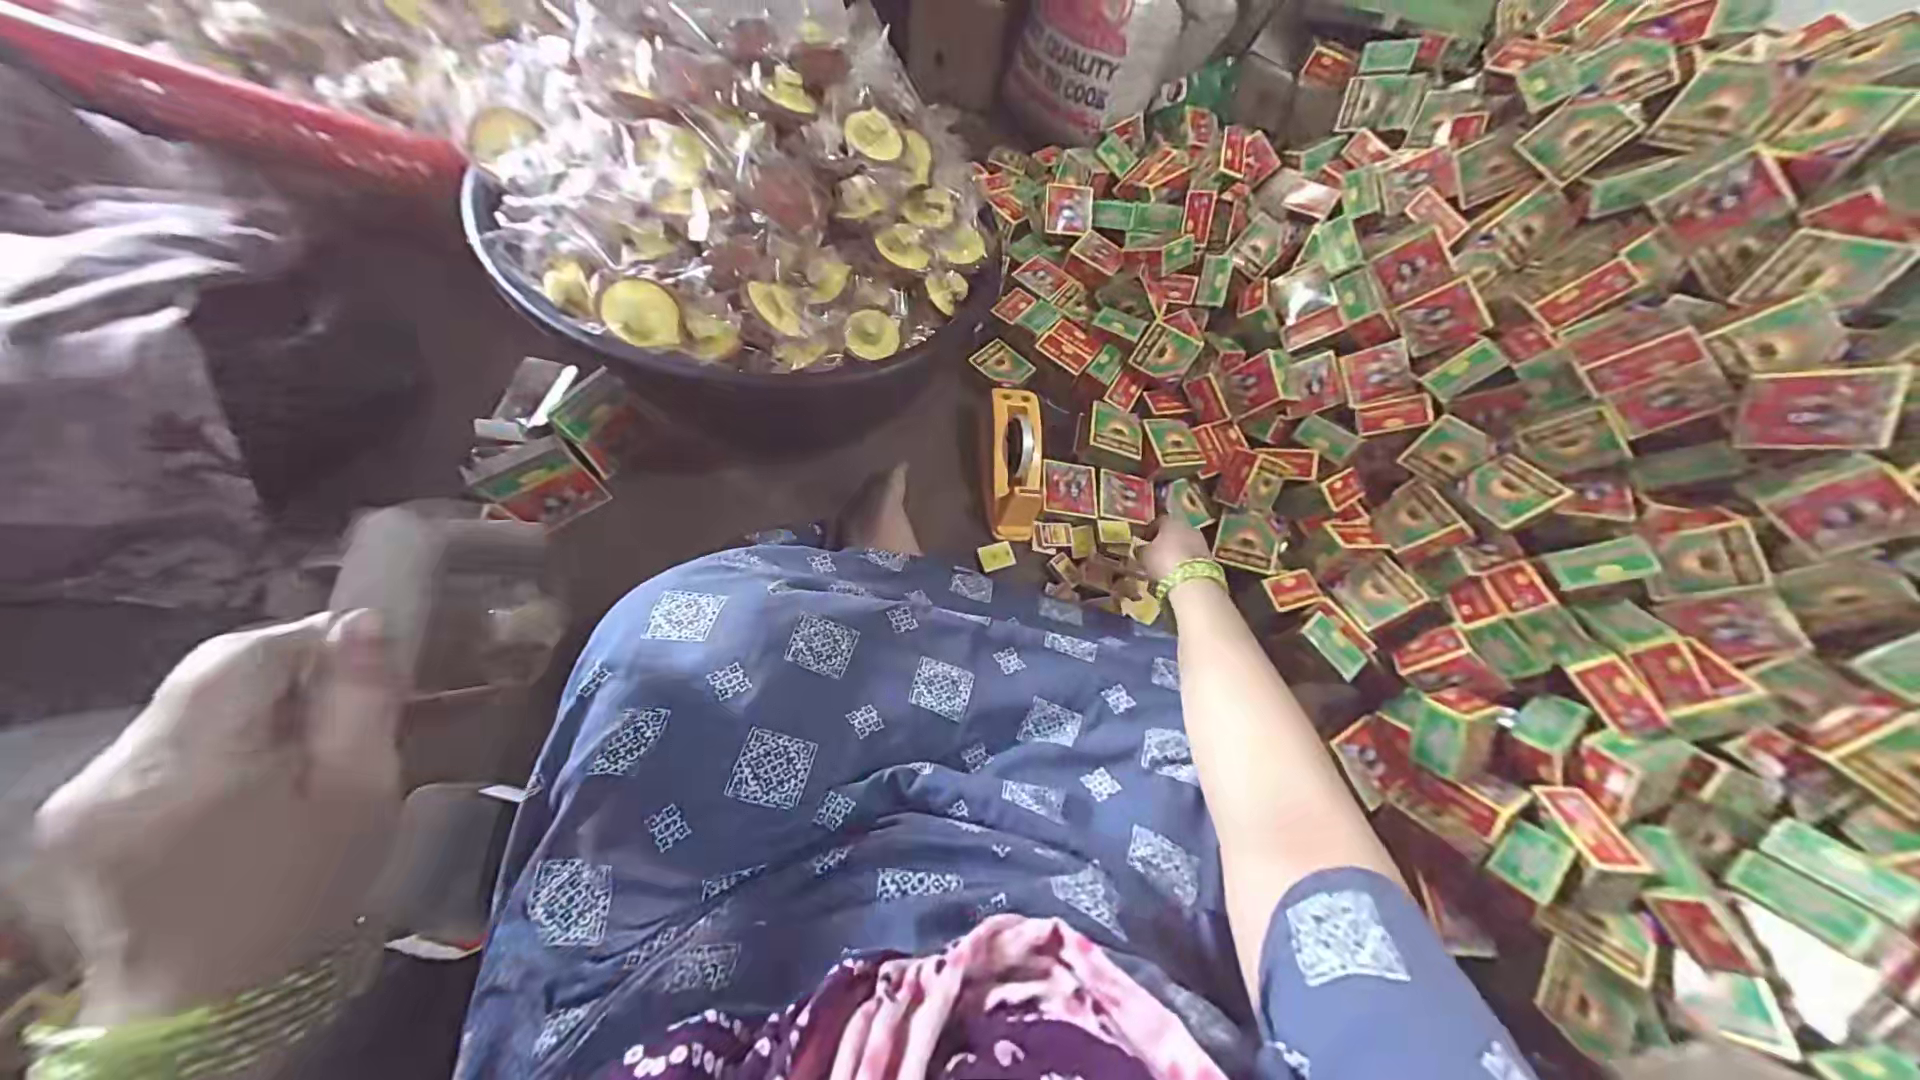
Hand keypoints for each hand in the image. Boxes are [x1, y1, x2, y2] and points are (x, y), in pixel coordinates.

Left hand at [34, 611, 402, 1025]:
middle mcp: (111, 771)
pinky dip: (223, 740)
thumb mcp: (361, 792)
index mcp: (184, 767)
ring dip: (256, 706)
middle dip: (286, 671)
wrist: (213, 1004)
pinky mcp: (75, 818)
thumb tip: (362, 621)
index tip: (368, 650)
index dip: (309, 637)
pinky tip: (261, 775)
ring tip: (314, 739)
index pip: (239, 654)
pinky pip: (164, 746)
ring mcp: (80, 797)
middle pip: (206, 677)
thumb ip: (361, 701)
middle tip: (353, 695)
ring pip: (186, 708)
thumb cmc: (308, 891)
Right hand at [1139, 516, 1213, 583]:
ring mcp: (1201, 541)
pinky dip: (1185, 560)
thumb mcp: (1144, 555)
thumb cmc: (1163, 561)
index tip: (1143, 539)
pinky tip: (1178, 570)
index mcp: (1171, 522)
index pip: (1159, 520)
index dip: (1150, 530)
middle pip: (1175, 531)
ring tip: (1166, 563)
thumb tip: (1142, 547)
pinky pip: (1193, 555)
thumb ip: (1142, 549)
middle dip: (1165, 540)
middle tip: (1155, 551)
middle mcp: (1189, 527)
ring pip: (1185, 542)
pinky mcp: (1209, 556)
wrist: (1192, 581)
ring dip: (1177, 550)